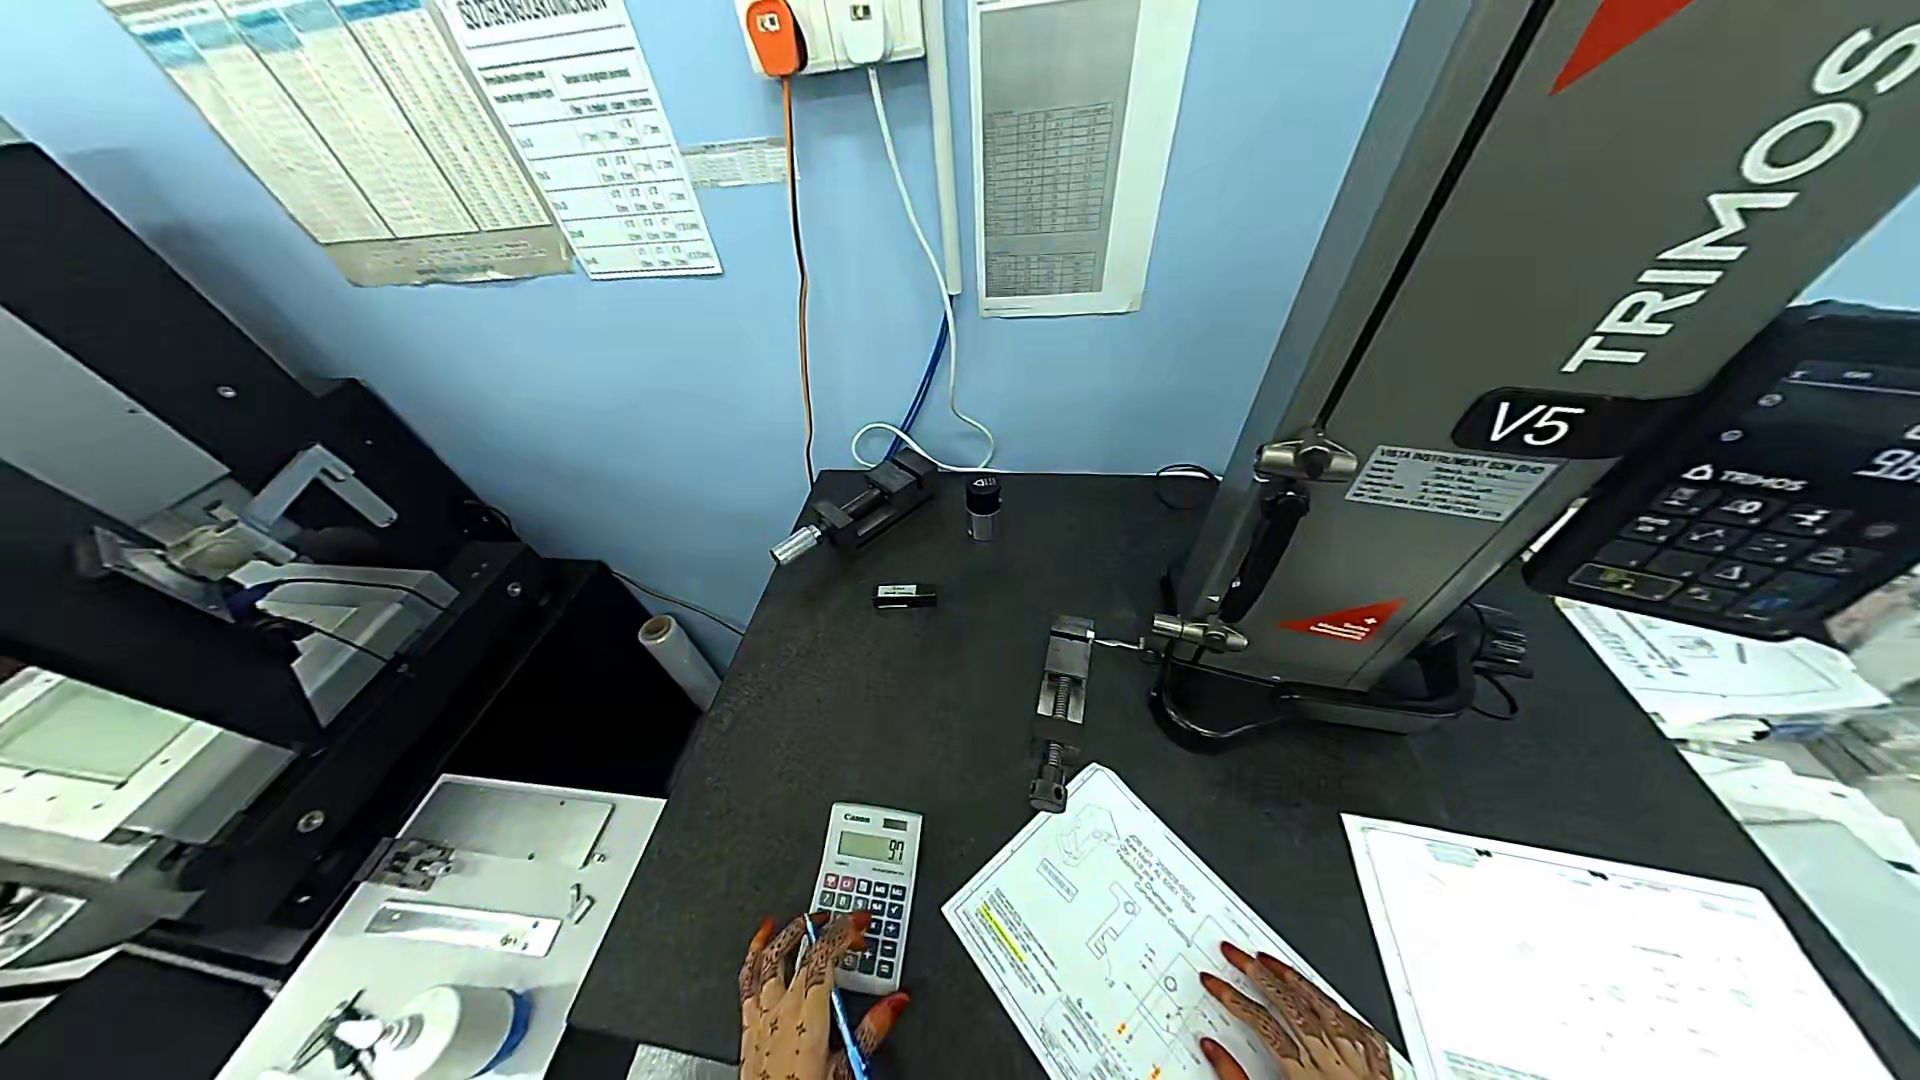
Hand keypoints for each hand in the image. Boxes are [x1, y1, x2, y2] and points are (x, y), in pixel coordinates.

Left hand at [738, 911, 909, 1079]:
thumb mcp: (847, 1068)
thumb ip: (872, 1029)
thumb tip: (897, 1000)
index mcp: (807, 1011)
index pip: (825, 953)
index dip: (844, 930)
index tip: (861, 922)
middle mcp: (782, 1005)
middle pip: (804, 950)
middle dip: (830, 928)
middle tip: (849, 924)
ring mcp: (762, 1012)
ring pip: (772, 956)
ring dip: (791, 931)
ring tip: (807, 917)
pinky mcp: (749, 1024)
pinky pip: (747, 978)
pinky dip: (754, 952)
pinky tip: (761, 938)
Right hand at [1198, 942, 1388, 1079]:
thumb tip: (1211, 1049)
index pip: (1261, 1023)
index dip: (1232, 997)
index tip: (1212, 981)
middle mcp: (1336, 1069)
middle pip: (1292, 1007)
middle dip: (1258, 974)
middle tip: (1235, 954)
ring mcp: (1362, 1071)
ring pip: (1327, 1009)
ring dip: (1296, 980)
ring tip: (1271, 961)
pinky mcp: (1383, 1079)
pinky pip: (1363, 1033)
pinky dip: (1340, 1010)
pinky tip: (1327, 1000)